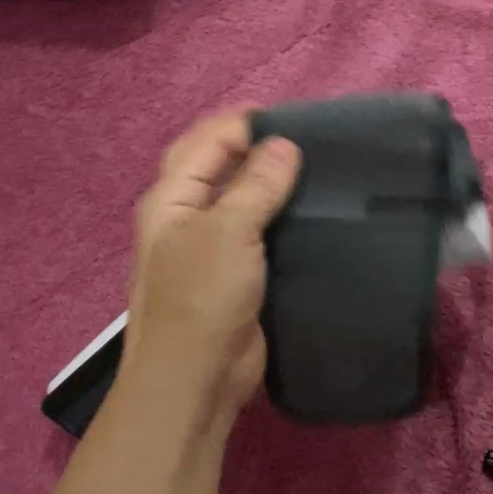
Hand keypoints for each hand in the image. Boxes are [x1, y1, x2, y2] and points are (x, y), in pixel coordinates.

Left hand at [117, 109, 300, 431]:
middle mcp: (189, 217)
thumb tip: (285, 144)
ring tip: (320, 170)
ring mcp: (214, 248)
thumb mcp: (228, 232)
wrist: (197, 376)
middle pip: (220, 168)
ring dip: (274, 184)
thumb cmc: (203, 298)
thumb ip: (256, 186)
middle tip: (308, 138)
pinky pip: (263, 234)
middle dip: (256, 148)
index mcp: (172, 200)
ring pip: (245, 201)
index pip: (206, 143)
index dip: (244, 125)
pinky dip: (285, 218)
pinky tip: (316, 215)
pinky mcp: (240, 274)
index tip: (295, 117)